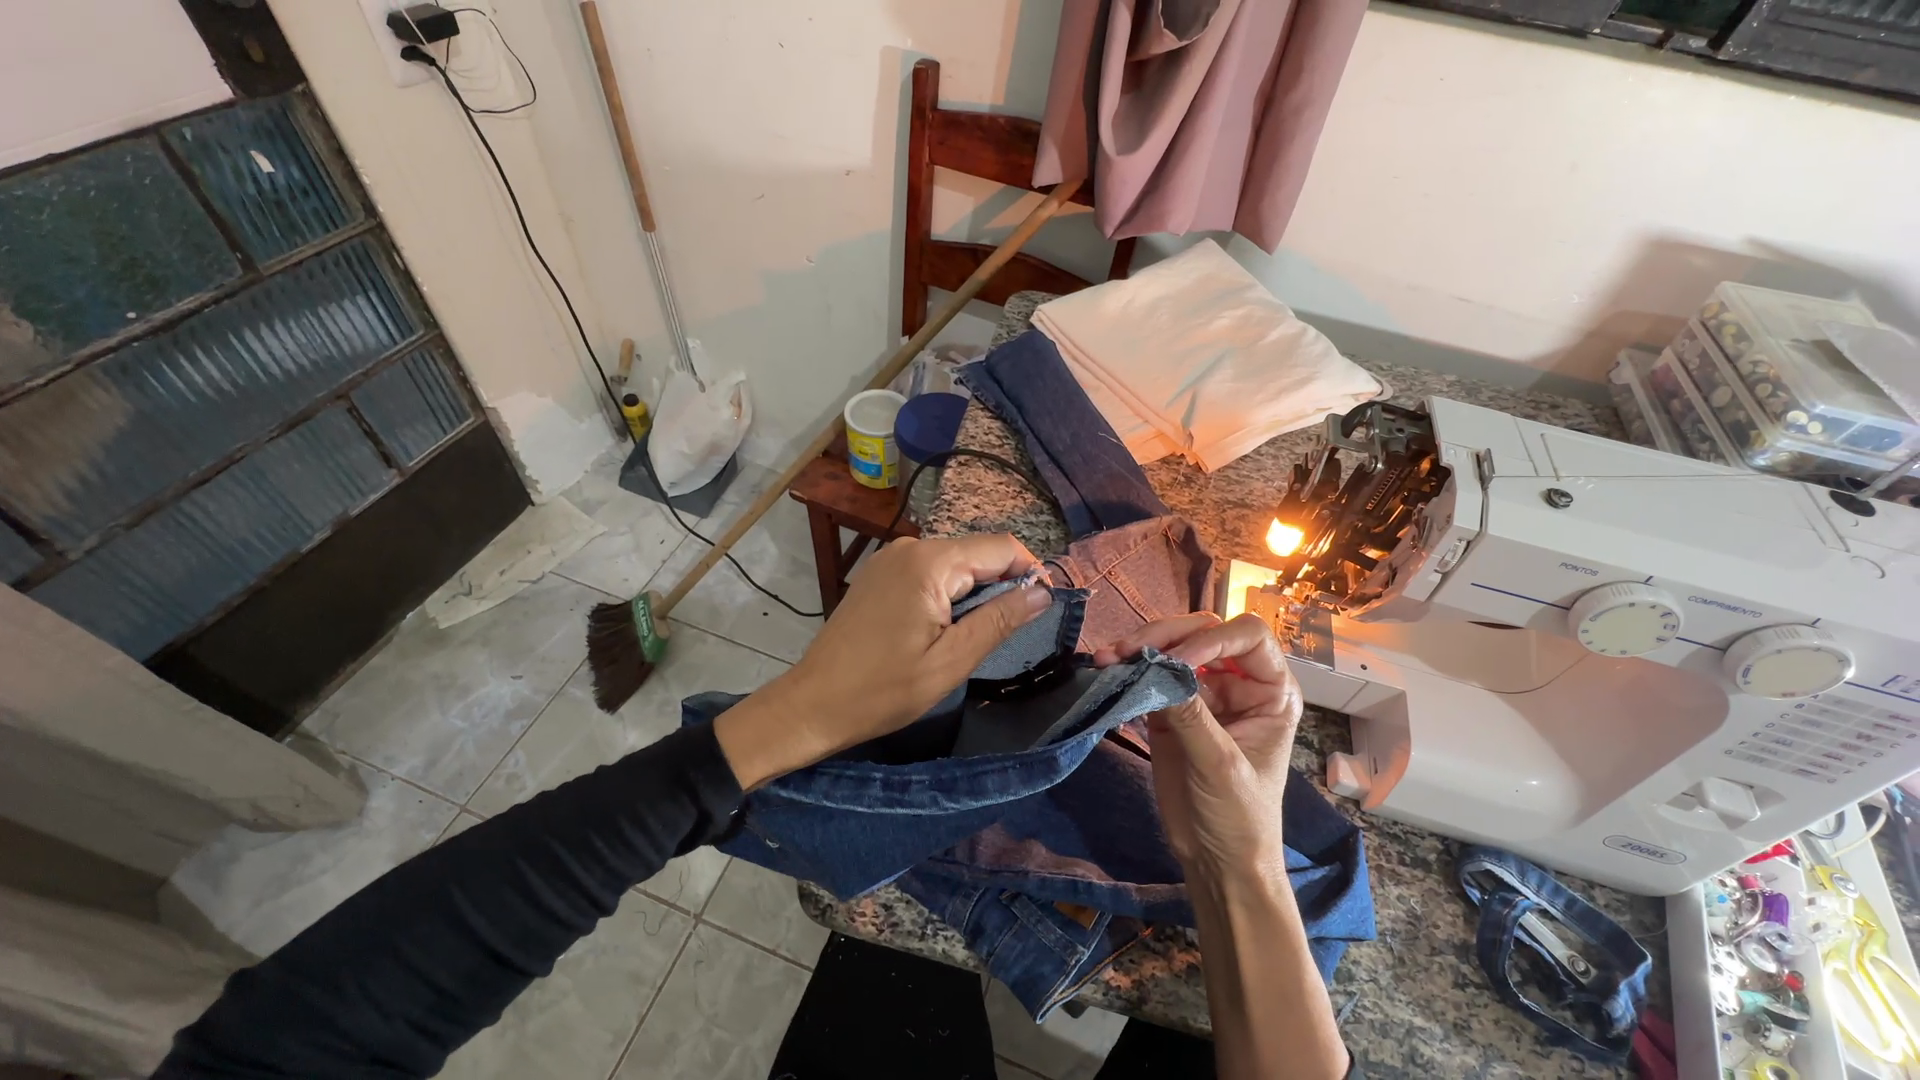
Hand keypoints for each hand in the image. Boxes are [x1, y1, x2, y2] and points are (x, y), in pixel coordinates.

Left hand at [715, 534, 1050, 788]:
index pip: (1000, 547)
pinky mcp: (879, 574)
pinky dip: (948, 593)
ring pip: (955, 562)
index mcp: (929, 562)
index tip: (1041, 610)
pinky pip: (930, 572)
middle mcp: (909, 547)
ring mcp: (890, 558)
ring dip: (975, 592)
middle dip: (1002, 584)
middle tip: (1009, 631)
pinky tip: (944, 628)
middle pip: (976, 552)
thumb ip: (1000, 619)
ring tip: (975, 635)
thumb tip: (1043, 592)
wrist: (814, 703)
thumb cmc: (885, 689)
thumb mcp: (952, 660)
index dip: (1029, 573)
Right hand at [1093, 613, 1302, 882]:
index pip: (1247, 636)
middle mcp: (1238, 683)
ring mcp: (1201, 694)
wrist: (1216, 861)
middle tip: (1127, 650)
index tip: (1176, 660)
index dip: (1211, 638)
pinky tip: (1105, 670)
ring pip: (1171, 648)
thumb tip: (1158, 670)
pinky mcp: (1169, 709)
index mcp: (1270, 691)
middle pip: (1203, 633)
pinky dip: (1127, 670)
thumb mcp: (1221, 766)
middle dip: (1165, 636)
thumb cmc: (1240, 817)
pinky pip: (1149, 676)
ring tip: (1109, 656)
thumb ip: (1192, 717)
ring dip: (1140, 648)